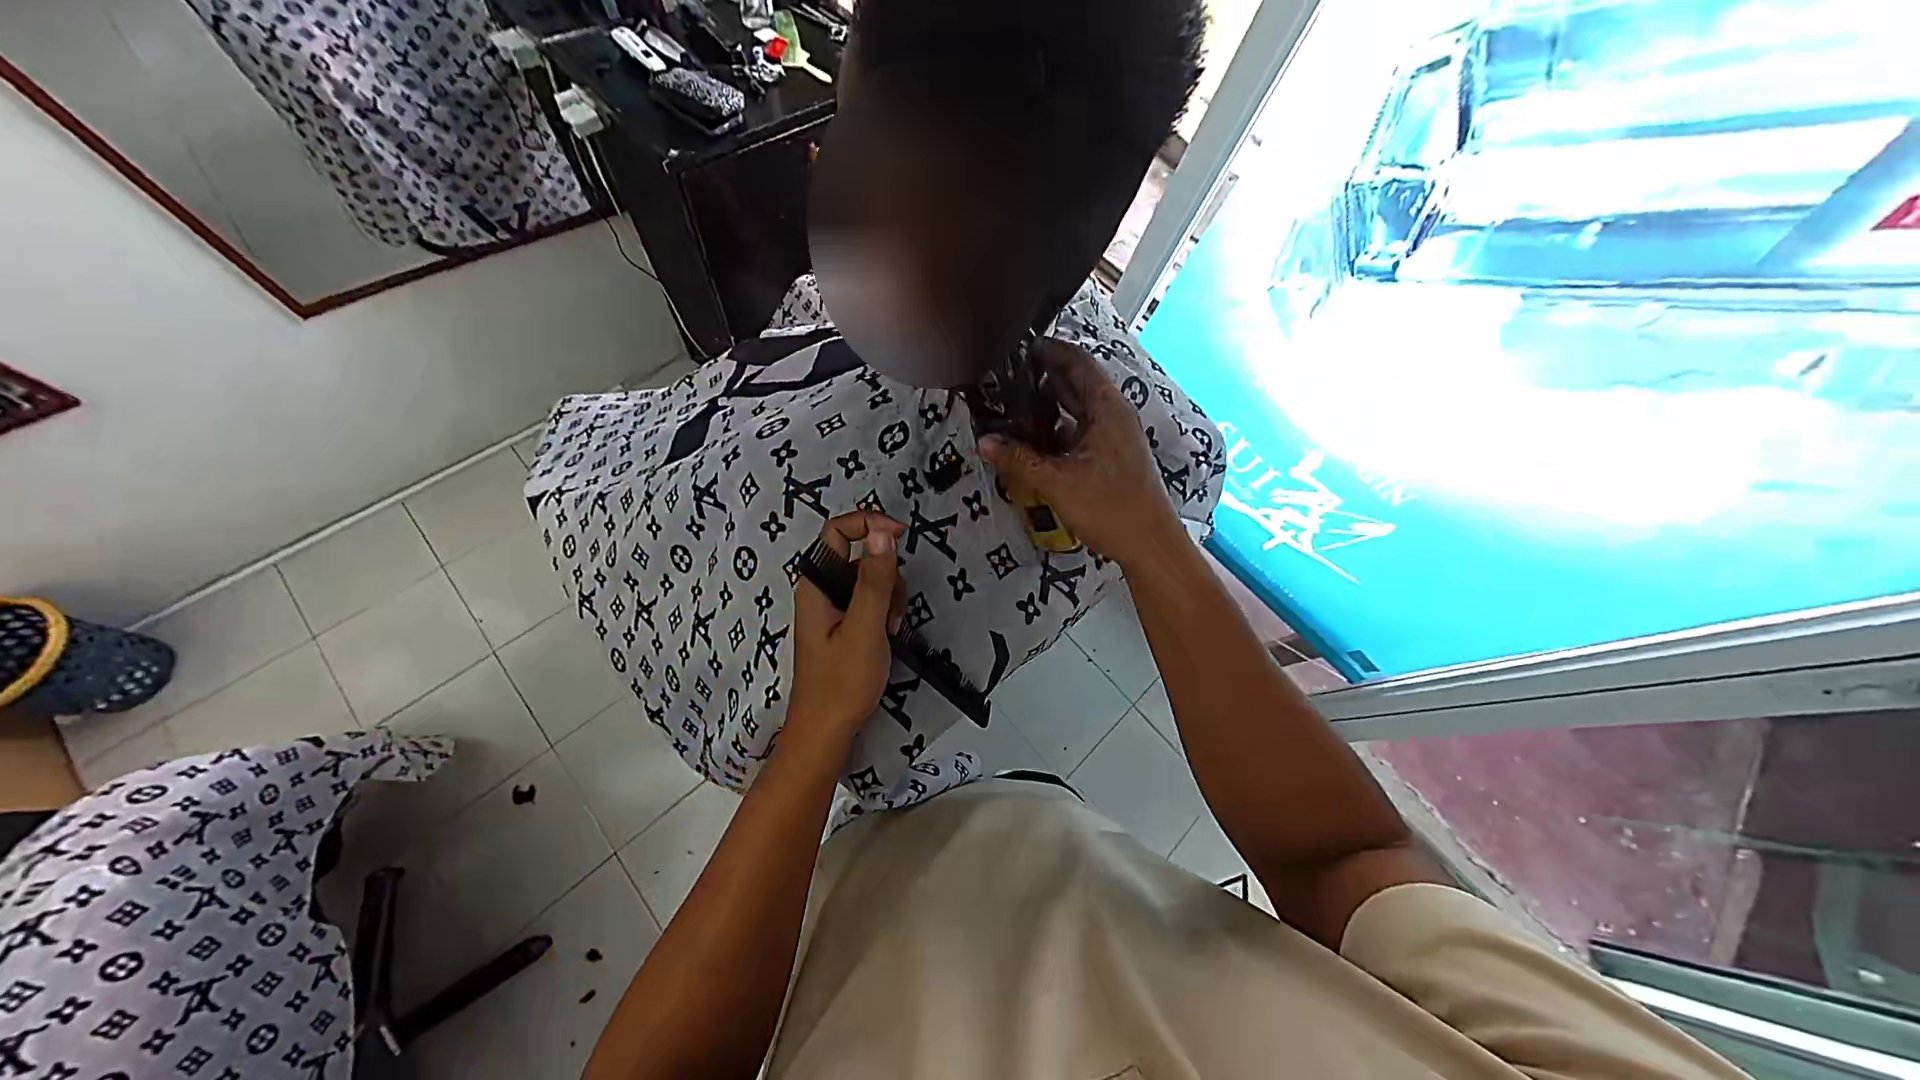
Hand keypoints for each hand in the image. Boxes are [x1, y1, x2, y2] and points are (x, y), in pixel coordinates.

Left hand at [784, 512, 906, 750]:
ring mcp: (833, 606)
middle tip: (892, 607)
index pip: (838, 530)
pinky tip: (885, 636)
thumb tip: (882, 533)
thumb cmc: (840, 683)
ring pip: (871, 578)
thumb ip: (875, 580)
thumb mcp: (864, 627)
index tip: (900, 535)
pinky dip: (885, 612)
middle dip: (886, 574)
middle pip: (860, 554)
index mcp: (816, 583)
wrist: (827, 729)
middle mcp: (822, 589)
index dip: (869, 523)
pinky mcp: (844, 622)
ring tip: (887, 630)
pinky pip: (871, 601)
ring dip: (889, 597)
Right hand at [977, 339, 1182, 567]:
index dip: (1052, 350)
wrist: (1150, 544)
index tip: (1023, 345)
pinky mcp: (1111, 457)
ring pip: (1078, 410)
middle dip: (1046, 375)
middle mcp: (1113, 416)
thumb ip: (1019, 459)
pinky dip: (1058, 429)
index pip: (1078, 364)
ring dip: (1051, 404)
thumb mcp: (1058, 483)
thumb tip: (984, 441)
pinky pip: (1080, 432)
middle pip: (1078, 384)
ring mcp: (1114, 437)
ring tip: (1016, 403)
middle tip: (1010, 373)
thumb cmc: (1110, 507)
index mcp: (1107, 410)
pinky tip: (1035, 438)